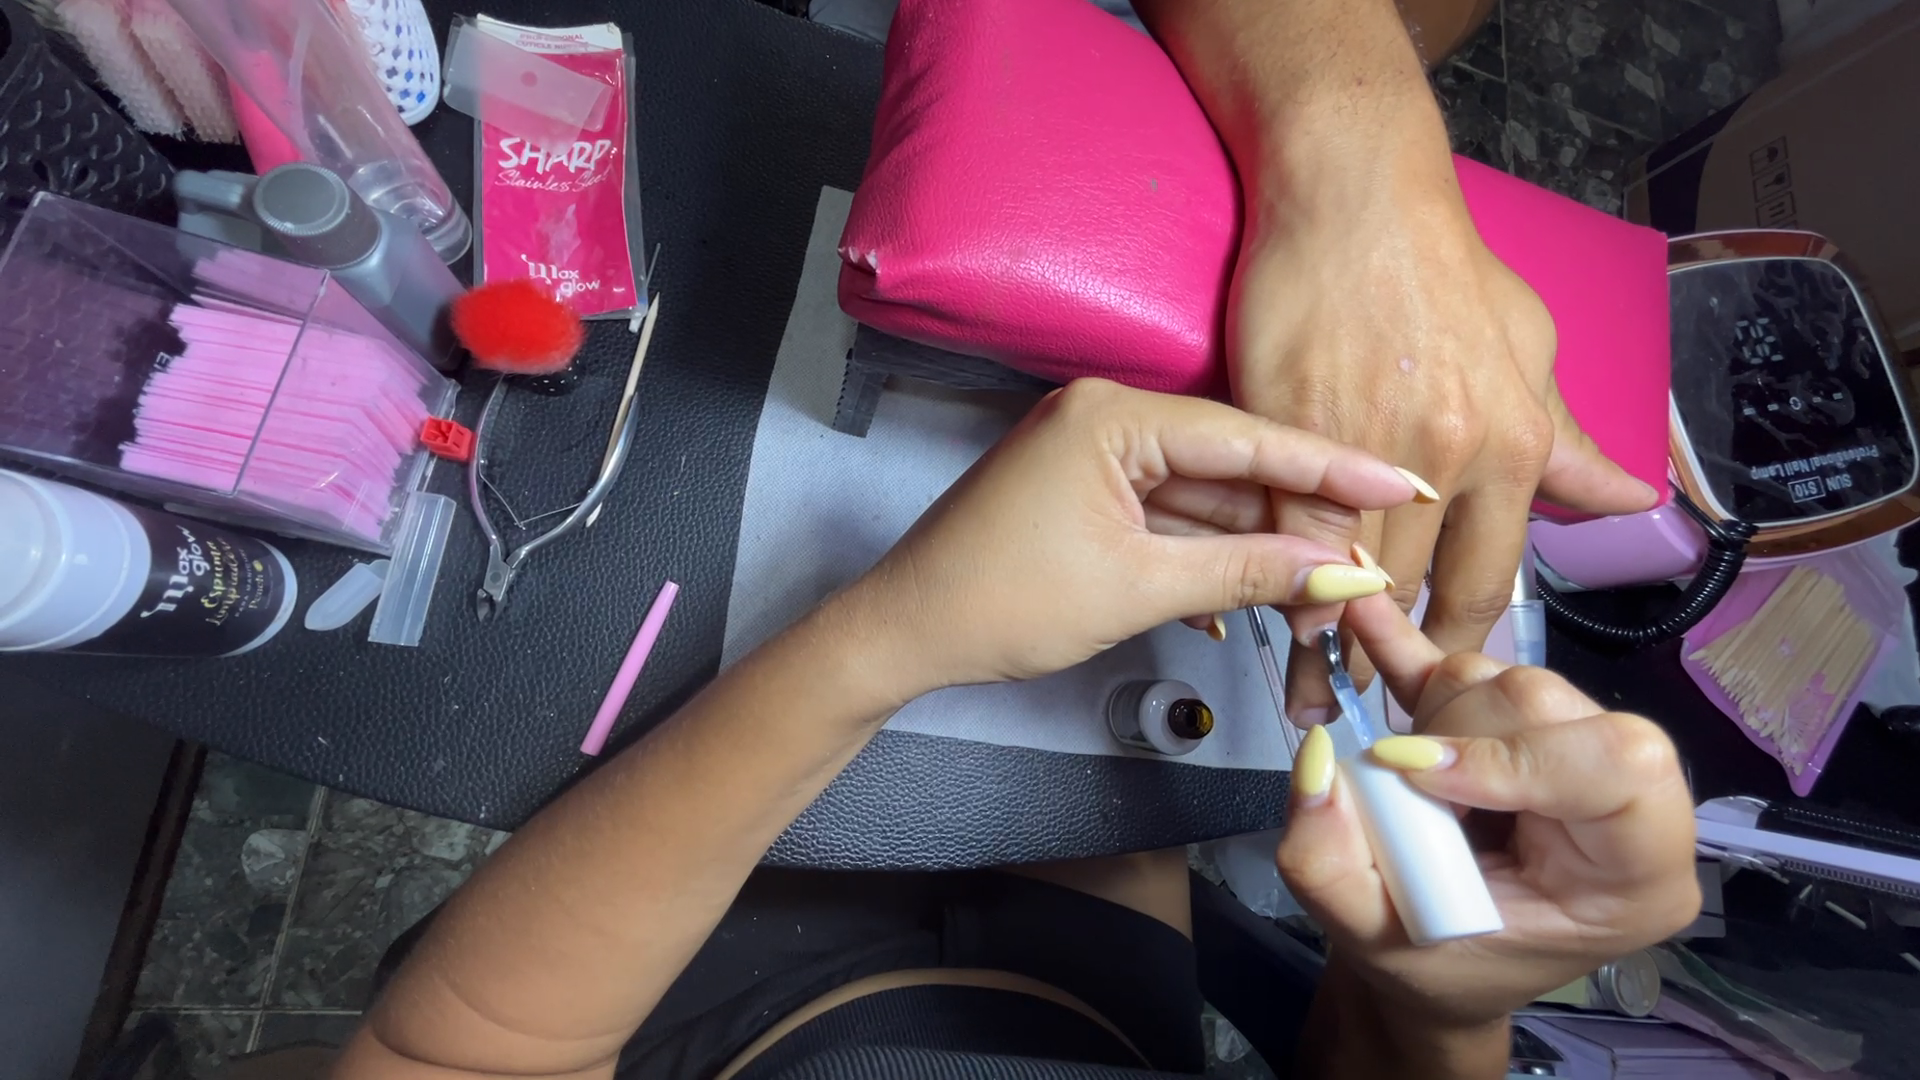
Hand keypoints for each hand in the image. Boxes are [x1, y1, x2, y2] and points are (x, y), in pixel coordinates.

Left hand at [833, 379, 1412, 701]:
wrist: (907, 631)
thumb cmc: (1007, 604)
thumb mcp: (1137, 588)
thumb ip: (1245, 572)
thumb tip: (1340, 573)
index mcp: (1114, 416)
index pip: (1247, 436)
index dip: (1333, 465)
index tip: (1410, 482)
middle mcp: (1106, 417)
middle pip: (1228, 464)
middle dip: (1292, 520)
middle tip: (1361, 567)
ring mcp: (1093, 455)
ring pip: (1198, 496)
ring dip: (1252, 546)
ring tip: (1320, 591)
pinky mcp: (1084, 492)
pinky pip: (1162, 516)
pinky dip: (1202, 553)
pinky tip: (1247, 596)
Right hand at [1229, 161, 1659, 712]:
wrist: (1349, 203)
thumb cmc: (1432, 265)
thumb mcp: (1523, 340)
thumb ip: (1561, 433)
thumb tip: (1619, 500)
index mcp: (1509, 444)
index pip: (1484, 577)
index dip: (1455, 636)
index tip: (1433, 674)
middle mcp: (1445, 460)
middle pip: (1410, 588)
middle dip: (1387, 656)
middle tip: (1366, 705)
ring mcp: (1362, 450)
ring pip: (1347, 572)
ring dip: (1328, 638)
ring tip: (1312, 694)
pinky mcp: (1290, 434)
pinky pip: (1288, 531)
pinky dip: (1280, 580)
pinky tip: (1269, 619)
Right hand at [1277, 593, 1699, 1030]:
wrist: (1430, 952)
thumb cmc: (1423, 959)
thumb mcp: (1366, 935)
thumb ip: (1327, 860)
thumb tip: (1315, 751)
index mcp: (1626, 874)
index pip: (1617, 767)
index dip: (1507, 753)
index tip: (1407, 770)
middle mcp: (1616, 801)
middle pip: (1546, 703)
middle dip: (1450, 729)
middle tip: (1395, 779)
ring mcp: (1559, 751)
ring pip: (1497, 676)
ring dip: (1426, 708)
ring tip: (1394, 766)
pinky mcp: (1498, 724)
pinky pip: (1454, 664)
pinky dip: (1402, 639)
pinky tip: (1363, 611)